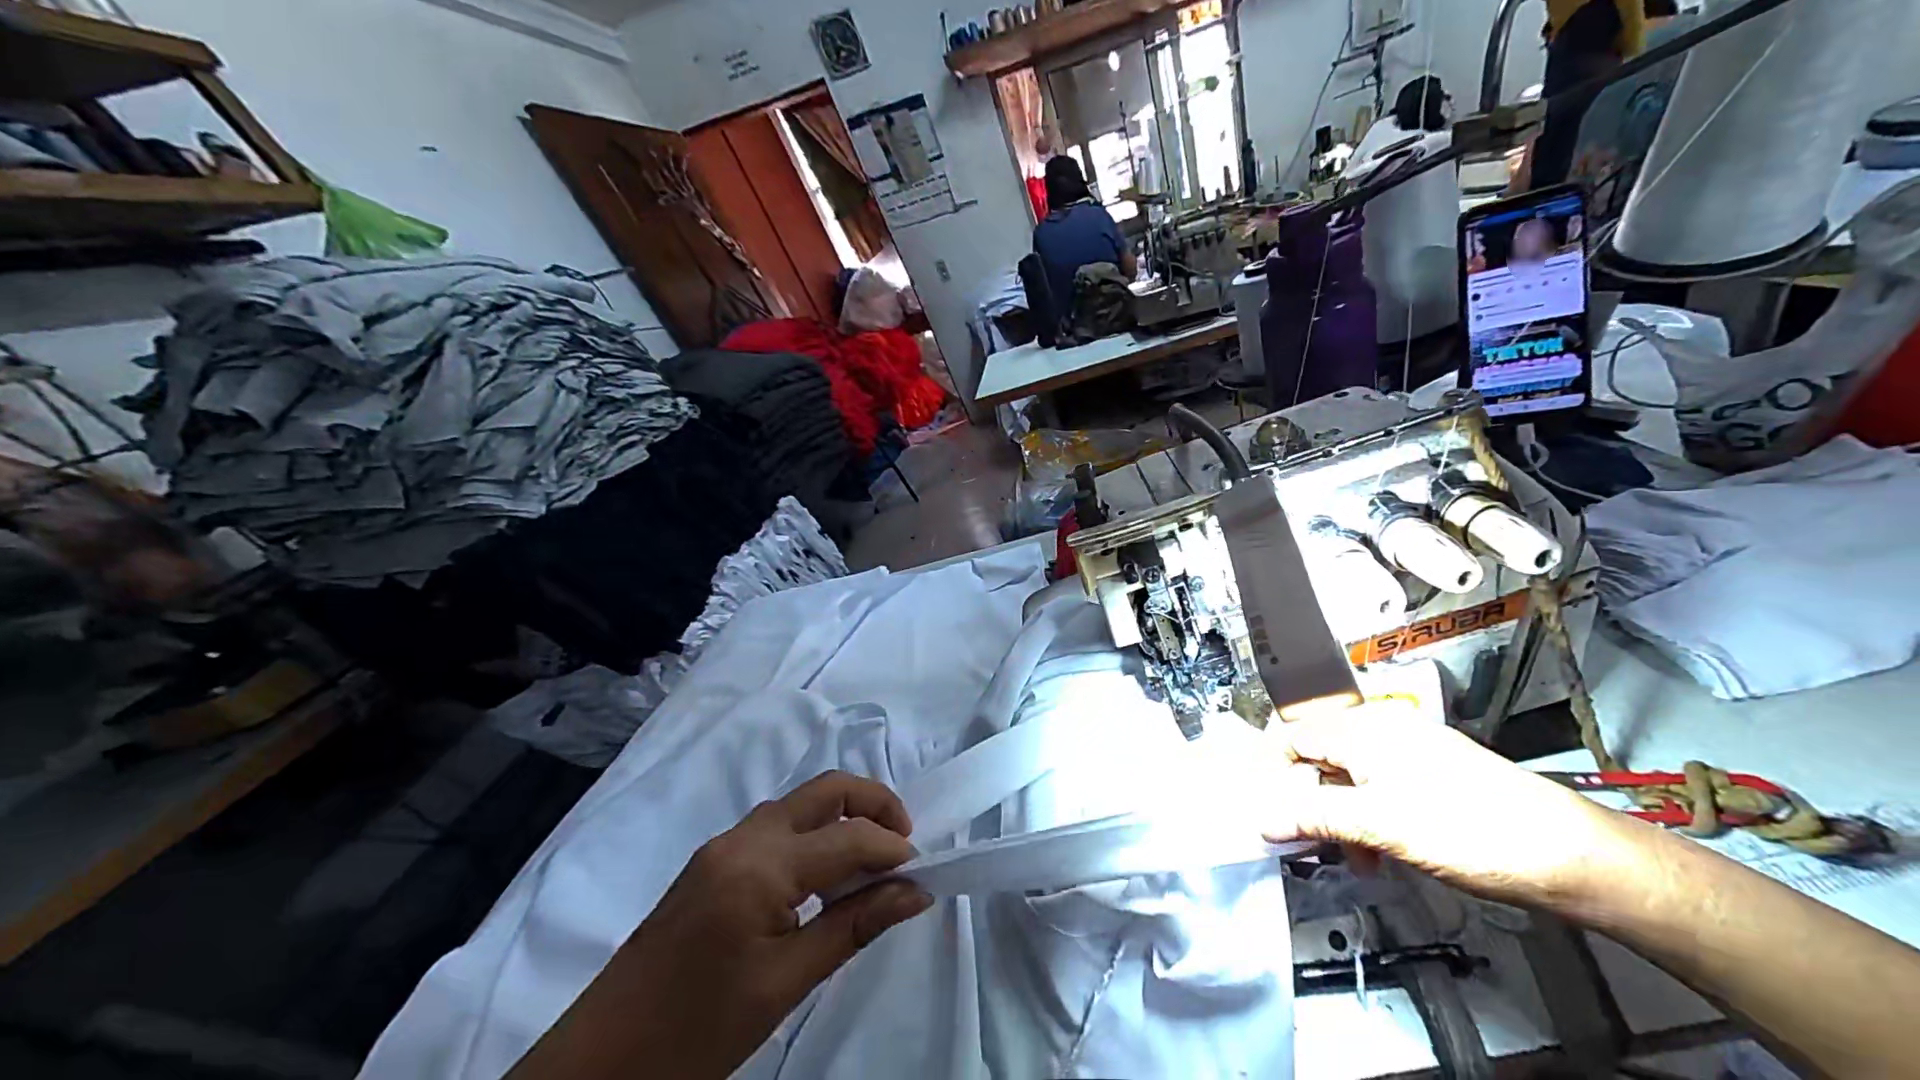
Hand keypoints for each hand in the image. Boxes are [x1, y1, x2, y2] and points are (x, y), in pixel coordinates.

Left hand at [512, 771, 933, 1079]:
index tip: (923, 875)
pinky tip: (825, 876)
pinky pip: (775, 827)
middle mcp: (741, 838)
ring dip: (843, 818)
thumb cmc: (698, 1030)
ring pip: (799, 804)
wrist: (602, 1060)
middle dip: (874, 804)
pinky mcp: (711, 862)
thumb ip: (854, 926)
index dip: (893, 850)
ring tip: (871, 864)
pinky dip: (813, 835)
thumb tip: (915, 891)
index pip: (848, 837)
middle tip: (904, 845)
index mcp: (760, 865)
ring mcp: (722, 846)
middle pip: (824, 789)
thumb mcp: (785, 983)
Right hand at [1262, 702, 1637, 912]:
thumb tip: (1264, 821)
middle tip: (1314, 843)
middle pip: (1321, 756)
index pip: (1294, 738)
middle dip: (1311, 799)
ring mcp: (1414, 748)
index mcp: (1365, 730)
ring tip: (1358, 856)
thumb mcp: (1380, 825)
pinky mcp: (1437, 770)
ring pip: (1352, 774)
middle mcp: (1385, 729)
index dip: (1276, 774)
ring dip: (1342, 813)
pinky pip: (1382, 783)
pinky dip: (1372, 812)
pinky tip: (1385, 847)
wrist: (1571, 854)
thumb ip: (1315, 817)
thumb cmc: (1468, 831)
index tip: (1273, 814)